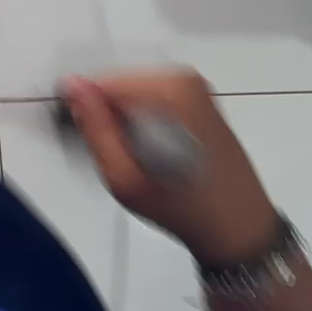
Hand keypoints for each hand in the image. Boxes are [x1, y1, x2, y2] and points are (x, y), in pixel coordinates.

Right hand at [61, 70, 280, 265]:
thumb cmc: (180, 207)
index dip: (91, 116)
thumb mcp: (123, 176)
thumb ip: (94, 126)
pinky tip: (158, 153)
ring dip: (128, 123)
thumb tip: (71, 83)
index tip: (100, 148)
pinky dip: (147, 123)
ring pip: (135, 95)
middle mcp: (183, 78)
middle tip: (124, 159)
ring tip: (142, 159)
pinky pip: (155, 101)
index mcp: (167, 90)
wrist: (241, 232)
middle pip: (120, 88)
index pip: (102, 84)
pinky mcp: (202, 101)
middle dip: (112, 119)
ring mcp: (196, 88)